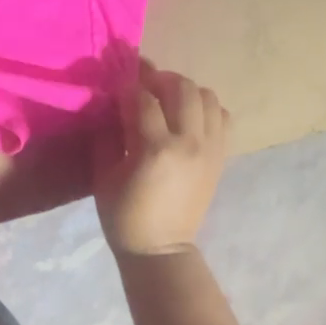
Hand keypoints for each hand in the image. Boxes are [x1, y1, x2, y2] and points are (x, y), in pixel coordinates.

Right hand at [93, 55, 229, 255]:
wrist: (161, 247)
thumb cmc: (124, 217)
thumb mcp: (104, 178)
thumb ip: (108, 138)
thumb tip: (110, 108)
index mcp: (155, 149)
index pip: (143, 99)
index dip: (128, 84)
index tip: (116, 77)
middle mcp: (189, 141)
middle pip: (181, 88)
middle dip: (159, 78)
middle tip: (142, 83)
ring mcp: (210, 147)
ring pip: (206, 96)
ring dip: (184, 90)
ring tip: (166, 98)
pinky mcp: (220, 155)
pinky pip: (221, 115)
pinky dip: (205, 107)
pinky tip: (188, 116)